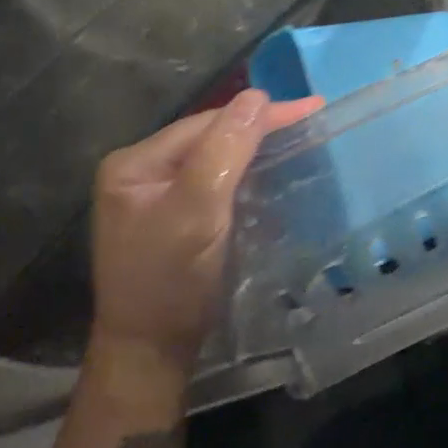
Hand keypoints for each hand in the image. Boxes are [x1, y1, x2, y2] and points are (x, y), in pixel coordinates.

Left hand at [89, 89, 322, 363]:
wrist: (151, 350)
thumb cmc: (170, 280)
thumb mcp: (198, 210)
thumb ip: (225, 151)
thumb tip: (256, 97)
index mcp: (134, 163)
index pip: (207, 123)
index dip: (260, 114)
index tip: (313, 107)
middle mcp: (140, 172)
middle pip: (210, 136)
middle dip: (259, 127)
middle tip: (312, 118)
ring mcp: (155, 196)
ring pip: (215, 157)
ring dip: (255, 147)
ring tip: (298, 136)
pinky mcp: (173, 217)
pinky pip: (215, 179)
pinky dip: (246, 171)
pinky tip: (270, 169)